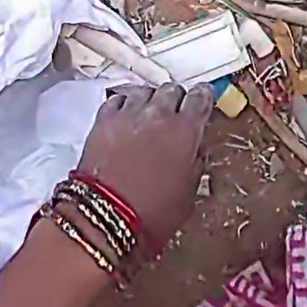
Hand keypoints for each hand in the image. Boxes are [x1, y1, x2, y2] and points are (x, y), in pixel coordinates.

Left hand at [77, 83, 211, 246]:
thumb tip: (196, 150)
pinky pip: (118, 99)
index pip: (200, 97)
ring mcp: (130, 112)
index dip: (202, 97)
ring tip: (146, 116)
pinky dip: (124, 105)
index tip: (201, 101)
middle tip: (172, 115)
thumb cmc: (153, 214)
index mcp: (185, 130)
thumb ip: (195, 165)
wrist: (105, 217)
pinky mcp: (104, 118)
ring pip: (144, 91)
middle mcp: (159, 113)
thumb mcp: (188, 196)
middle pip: (172, 89)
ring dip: (149, 101)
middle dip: (175, 99)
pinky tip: (124, 117)